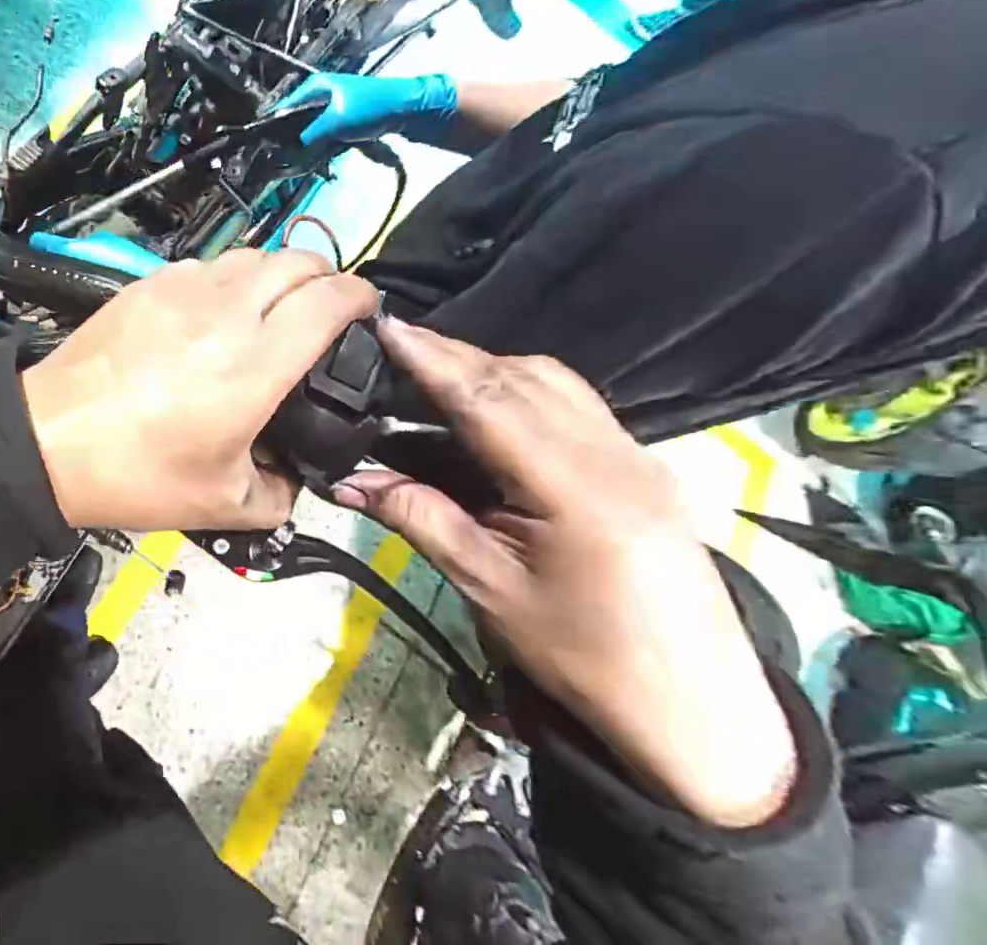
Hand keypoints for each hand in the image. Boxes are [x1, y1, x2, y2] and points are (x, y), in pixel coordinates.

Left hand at [22, 249, 375, 531]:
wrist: (46, 443)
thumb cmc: (133, 474)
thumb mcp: (221, 505)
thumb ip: (279, 493)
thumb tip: (291, 477)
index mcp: (256, 362)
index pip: (333, 298)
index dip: (363, 300)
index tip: (365, 317)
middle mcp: (224, 311)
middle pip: (299, 260)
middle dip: (324, 281)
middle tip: (321, 315)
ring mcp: (178, 291)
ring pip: (250, 256)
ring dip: (274, 276)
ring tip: (268, 312)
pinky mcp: (141, 287)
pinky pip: (202, 266)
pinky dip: (224, 280)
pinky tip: (211, 314)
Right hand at [279, 72, 458, 145]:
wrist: (408, 110)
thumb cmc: (370, 108)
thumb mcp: (334, 122)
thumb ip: (307, 137)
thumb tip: (286, 153)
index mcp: (314, 86)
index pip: (282, 108)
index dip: (273, 129)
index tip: (265, 150)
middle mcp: (319, 95)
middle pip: (294, 123)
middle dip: (292, 143)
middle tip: (287, 162)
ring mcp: (331, 109)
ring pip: (308, 134)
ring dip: (308, 150)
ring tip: (307, 164)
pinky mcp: (341, 122)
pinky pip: (323, 139)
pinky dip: (322, 151)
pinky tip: (322, 162)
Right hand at [332, 320, 797, 828]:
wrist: (695, 716)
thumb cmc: (583, 658)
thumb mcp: (488, 588)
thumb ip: (420, 519)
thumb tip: (348, 482)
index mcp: (580, 490)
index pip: (493, 403)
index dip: (435, 362)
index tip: (388, 327)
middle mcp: (619, 458)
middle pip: (528, 379)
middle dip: (457, 355)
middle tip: (395, 345)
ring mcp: (638, 461)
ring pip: (555, 386)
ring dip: (488, 371)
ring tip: (428, 373)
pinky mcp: (639, 472)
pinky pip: (571, 410)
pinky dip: (517, 394)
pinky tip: (480, 410)